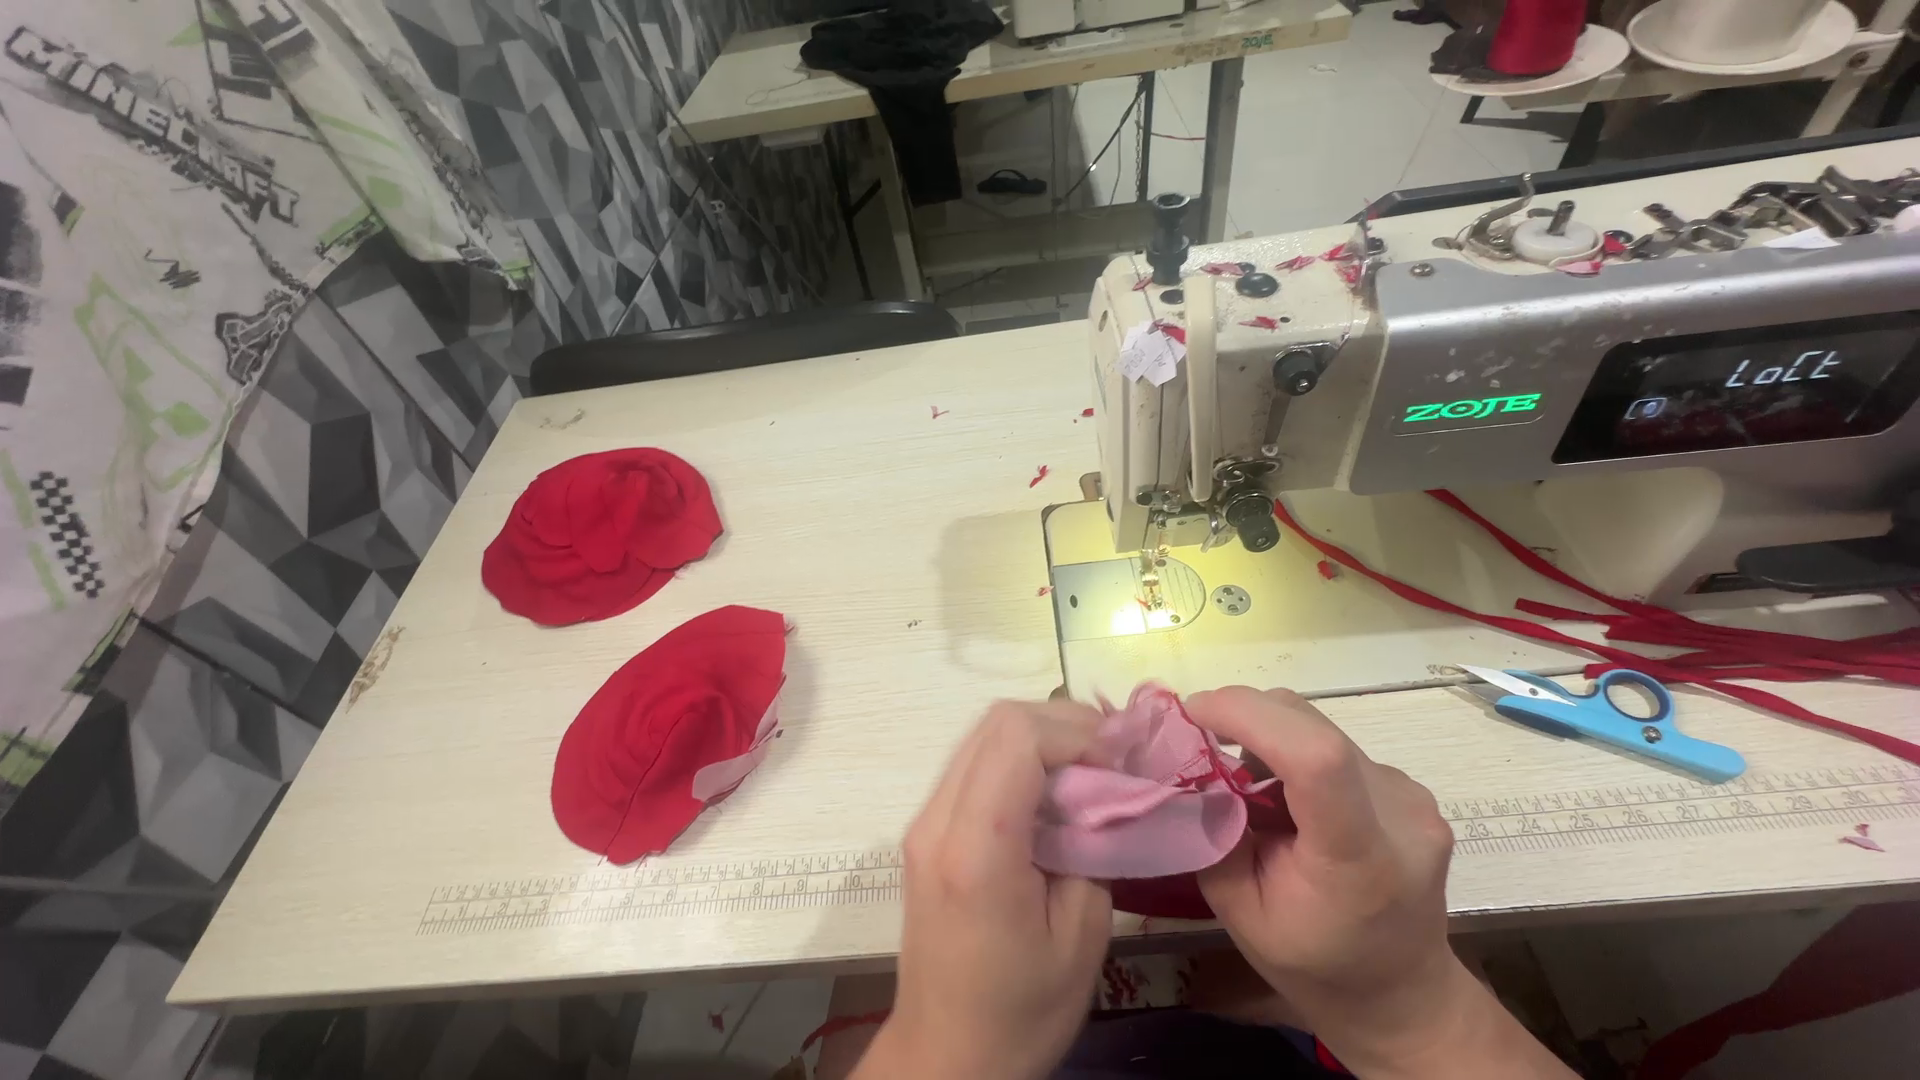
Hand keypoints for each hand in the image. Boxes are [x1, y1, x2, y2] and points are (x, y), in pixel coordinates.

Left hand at [854, 702, 1111, 1079]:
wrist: (947, 1053)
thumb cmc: (1022, 1009)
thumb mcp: (1083, 934)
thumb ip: (1095, 845)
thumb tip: (1105, 790)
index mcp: (977, 849)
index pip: (1017, 737)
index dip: (1075, 734)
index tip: (1117, 768)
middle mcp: (937, 820)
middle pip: (996, 721)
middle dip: (1061, 726)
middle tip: (1110, 762)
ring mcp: (923, 821)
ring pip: (981, 734)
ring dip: (1039, 738)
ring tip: (1086, 773)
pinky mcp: (925, 829)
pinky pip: (972, 764)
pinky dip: (1016, 759)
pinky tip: (1051, 793)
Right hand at [1189, 687, 1572, 1078]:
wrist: (1402, 993)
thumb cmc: (1315, 966)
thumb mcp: (1240, 913)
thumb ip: (1212, 835)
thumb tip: (1190, 766)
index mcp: (1358, 857)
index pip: (1316, 758)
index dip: (1249, 716)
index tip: (1193, 714)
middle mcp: (1398, 813)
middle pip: (1310, 725)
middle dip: (1242, 716)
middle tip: (1197, 740)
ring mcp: (1410, 795)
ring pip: (1318, 725)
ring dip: (1266, 734)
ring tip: (1242, 783)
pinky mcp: (1406, 786)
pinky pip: (1334, 742)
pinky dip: (1291, 750)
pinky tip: (1283, 797)